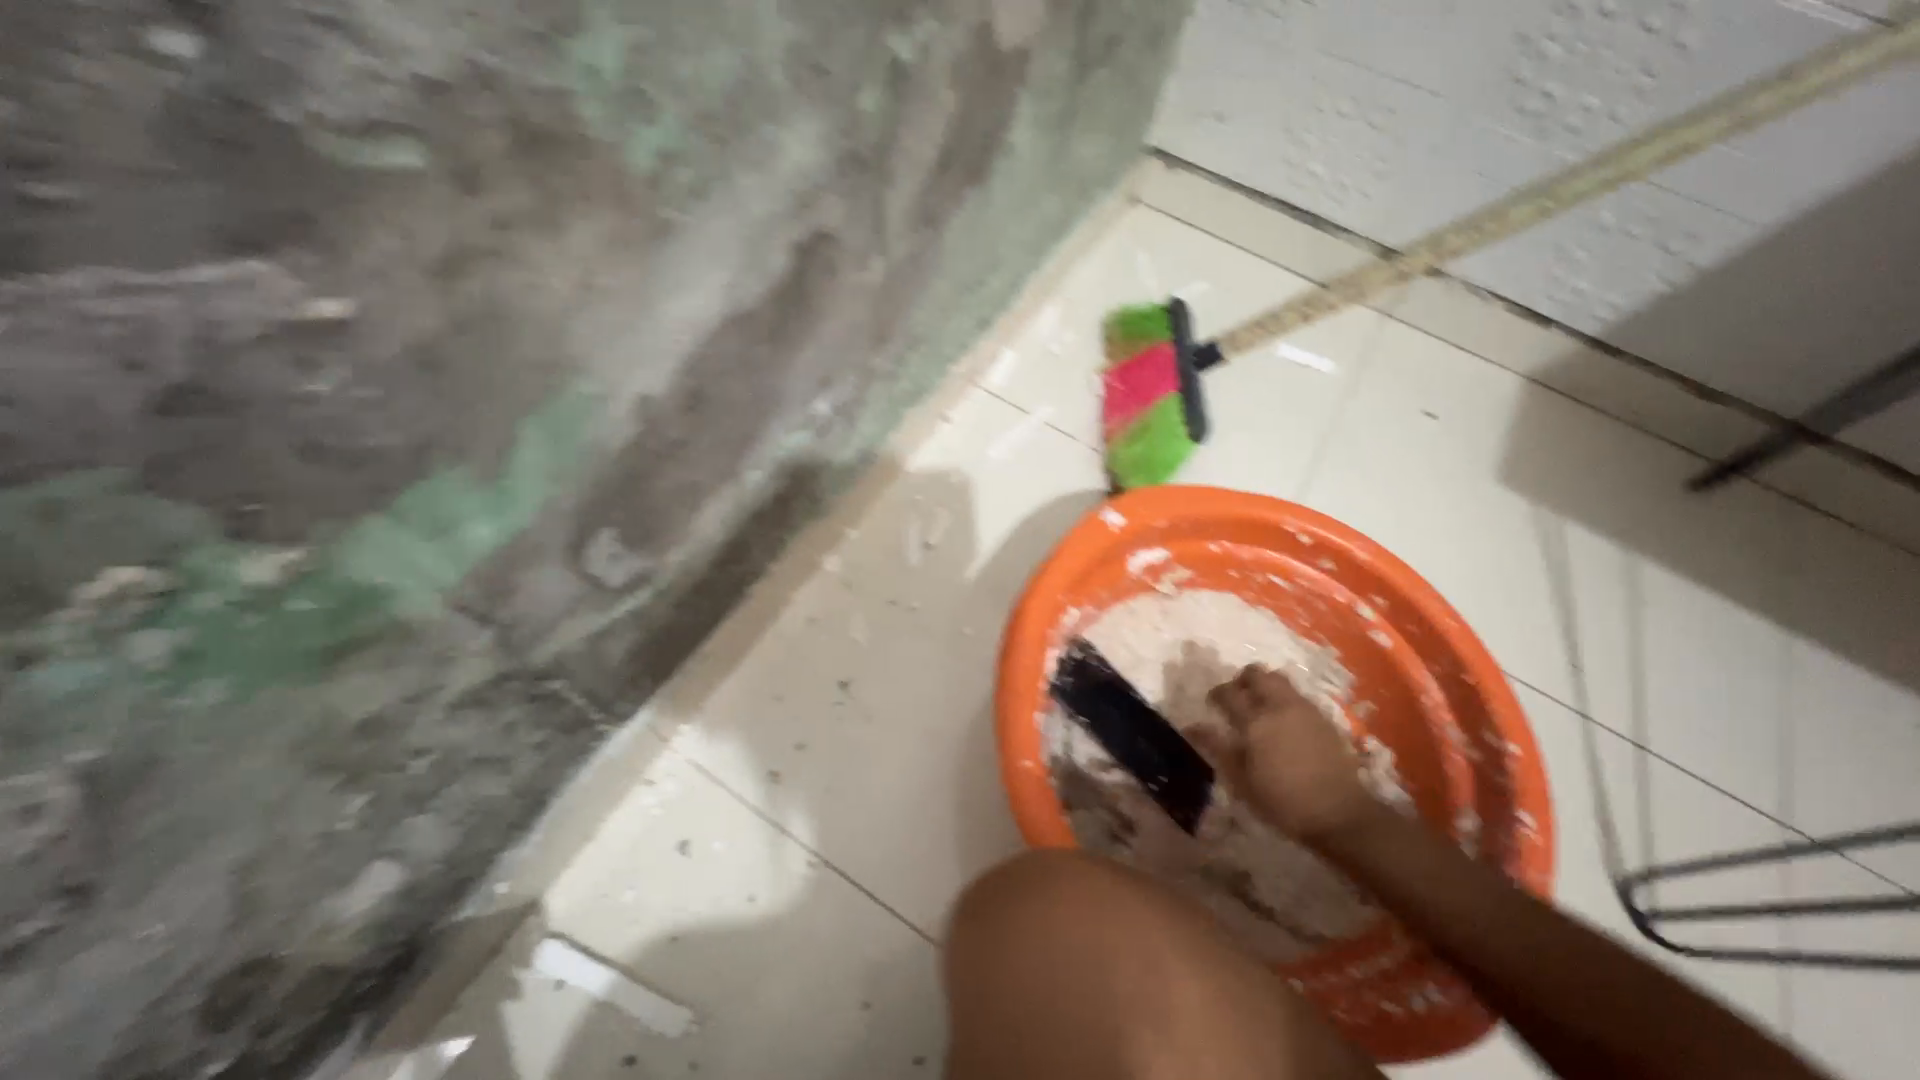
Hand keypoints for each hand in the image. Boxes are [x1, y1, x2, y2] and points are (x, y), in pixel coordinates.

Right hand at [1199, 664, 1377, 843]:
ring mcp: (1305, 710)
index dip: (1216, 694)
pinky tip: (1284, 724)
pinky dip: (1285, 699)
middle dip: (1242, 680)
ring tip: (1260, 709)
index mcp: (1255, 722)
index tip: (1211, 704)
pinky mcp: (1324, 719)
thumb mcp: (1241, 780)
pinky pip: (1298, 696)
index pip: (1229, 692)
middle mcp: (1280, 706)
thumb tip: (1192, 726)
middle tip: (1237, 699)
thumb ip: (1217, 748)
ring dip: (1266, 687)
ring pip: (1280, 680)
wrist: (1339, 813)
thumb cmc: (1282, 801)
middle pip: (1258, 674)